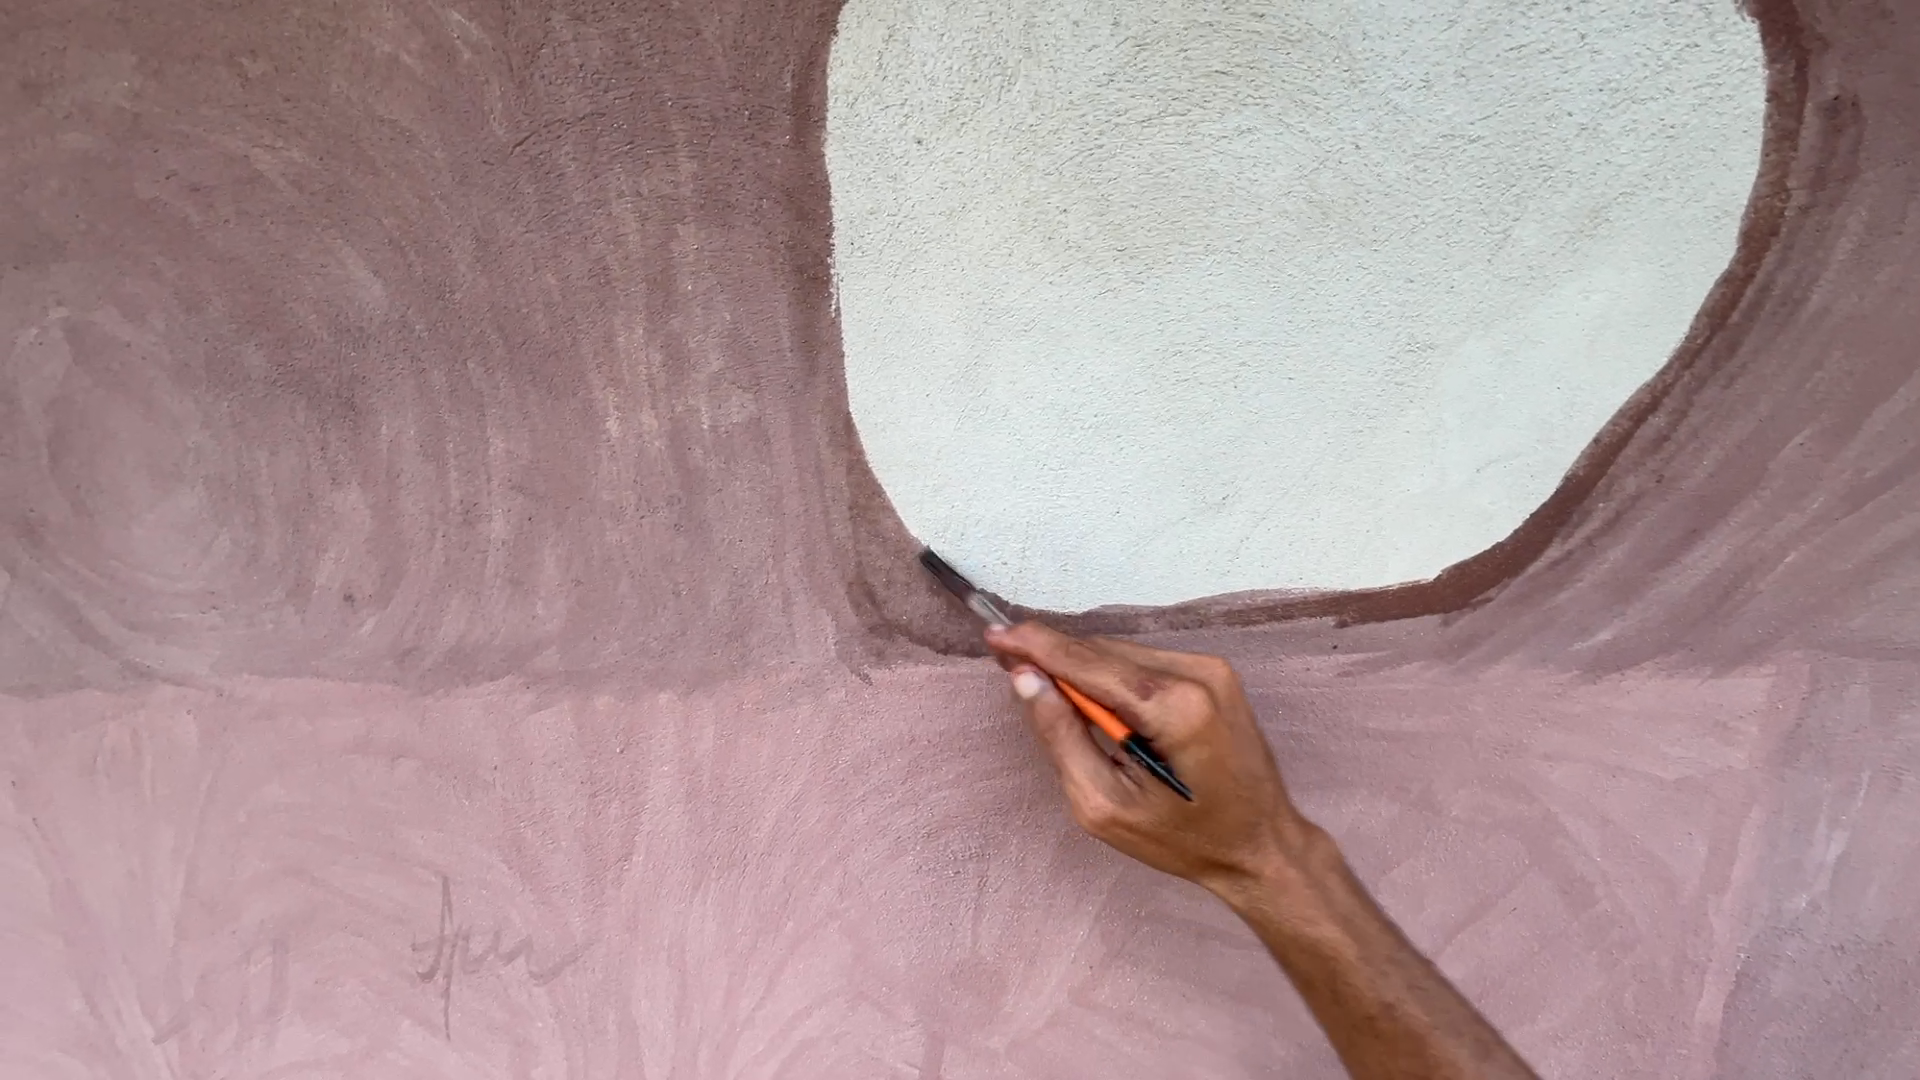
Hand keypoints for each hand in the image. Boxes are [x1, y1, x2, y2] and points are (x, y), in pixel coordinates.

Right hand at [986, 621, 1321, 897]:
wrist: (1262, 844)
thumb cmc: (1183, 839)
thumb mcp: (1104, 806)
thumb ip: (1061, 736)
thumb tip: (1026, 678)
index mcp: (1174, 709)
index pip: (1088, 662)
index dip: (1036, 645)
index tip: (995, 635)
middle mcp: (1196, 673)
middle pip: (1101, 652)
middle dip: (1054, 657)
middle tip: (1010, 665)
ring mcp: (1209, 667)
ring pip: (1120, 653)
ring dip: (1080, 667)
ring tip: (1049, 687)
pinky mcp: (1213, 670)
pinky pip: (1141, 660)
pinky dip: (1109, 674)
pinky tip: (1095, 699)